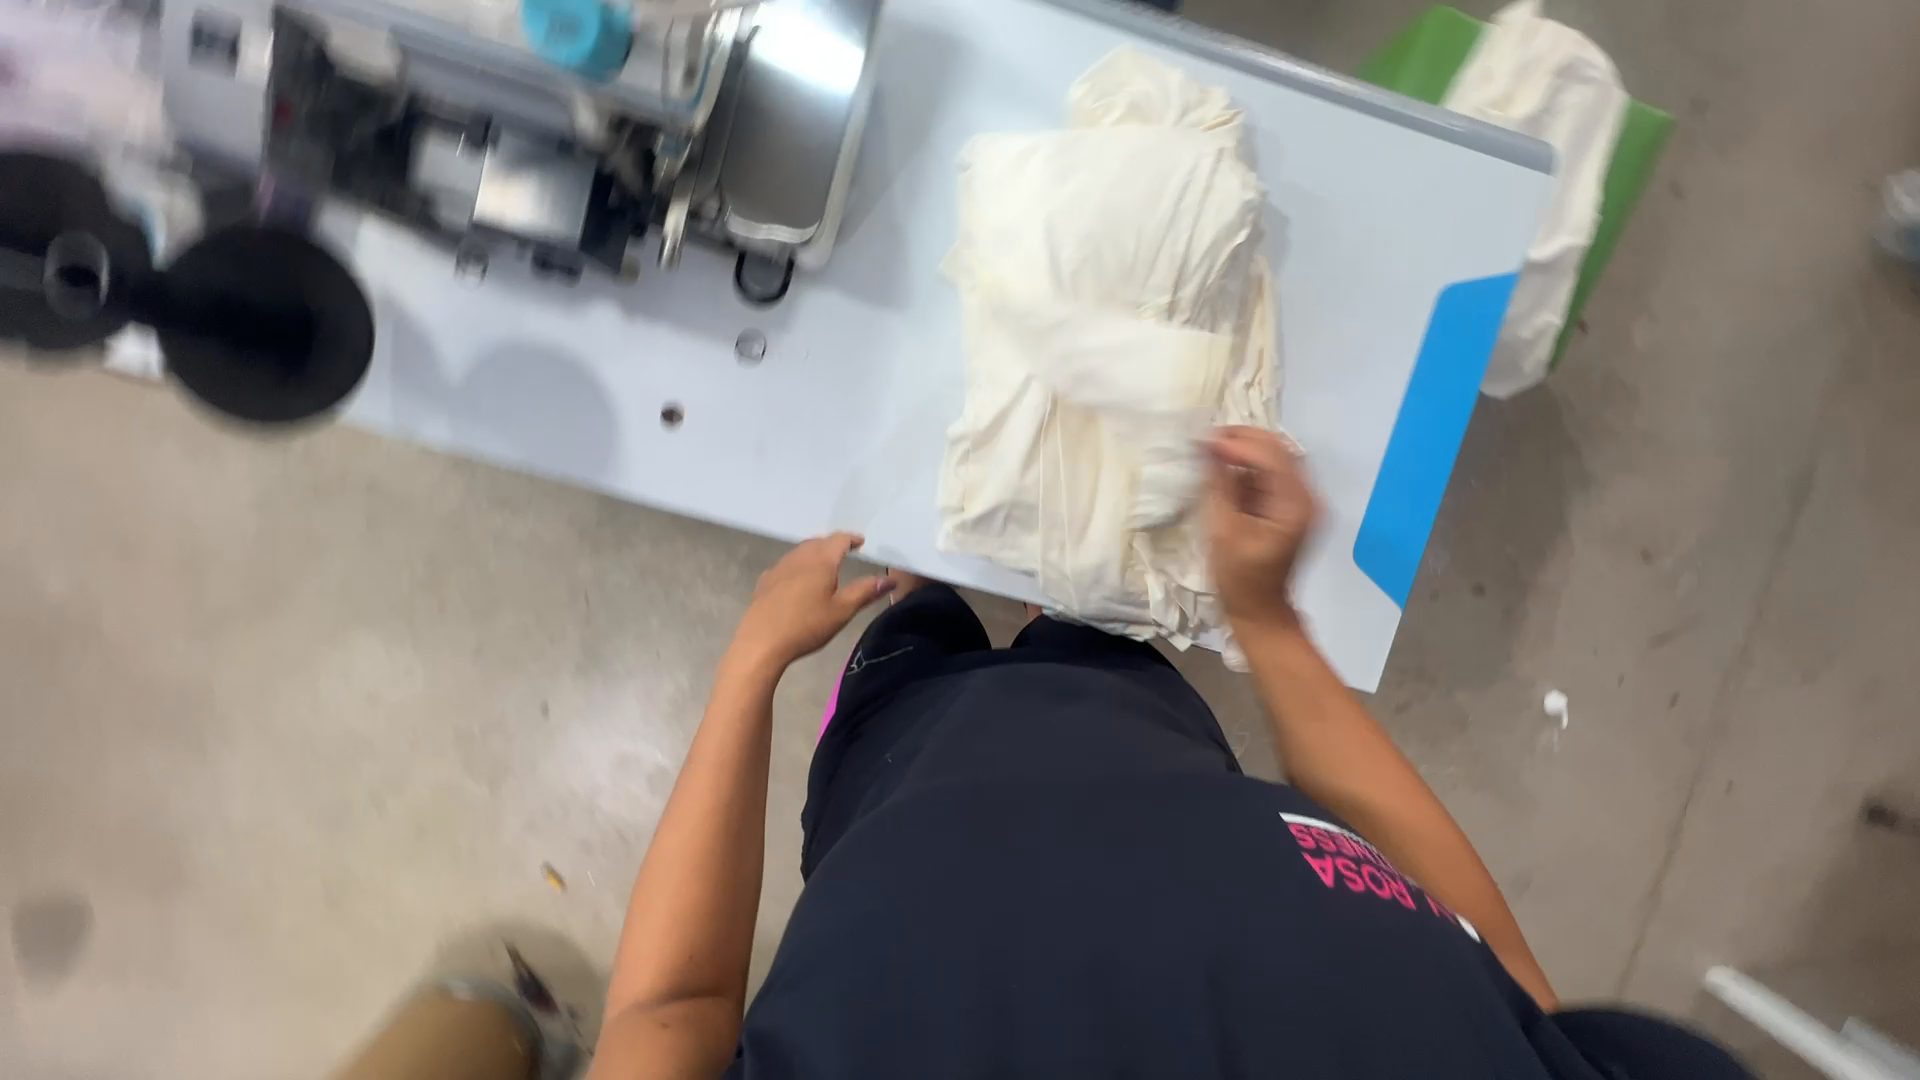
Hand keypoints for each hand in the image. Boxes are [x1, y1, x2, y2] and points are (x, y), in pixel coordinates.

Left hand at [729, 532, 895, 669]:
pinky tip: (798, 580)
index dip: (852, 539)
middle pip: (818, 542)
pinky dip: (798, 565)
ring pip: (800, 552)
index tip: (861, 543)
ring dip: (815, 552)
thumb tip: (890, 579)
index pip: (838, 540)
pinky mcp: (765, 582)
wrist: (761, 643)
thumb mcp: (842, 611)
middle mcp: (799, 558)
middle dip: (833, 544)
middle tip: (845, 552)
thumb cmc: (807, 625)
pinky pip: (786, 565)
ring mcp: (779, 568)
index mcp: (821, 561)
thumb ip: (865, 591)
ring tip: (824, 564)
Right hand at [1205, 426, 1318, 635]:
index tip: (1204, 440)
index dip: (1237, 443)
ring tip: (1213, 450)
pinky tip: (1226, 469)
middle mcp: (1308, 497)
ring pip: (1277, 457)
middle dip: (1244, 438)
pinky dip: (1250, 465)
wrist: (1259, 610)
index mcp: (1295, 505)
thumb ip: (1220, 485)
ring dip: (1246, 449)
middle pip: (1280, 449)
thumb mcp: (1222, 530)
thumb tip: (1210, 447)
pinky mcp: (1291, 506)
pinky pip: (1273, 473)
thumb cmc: (1239, 578)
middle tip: (1208, 438)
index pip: (1271, 457)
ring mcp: (1302, 501)